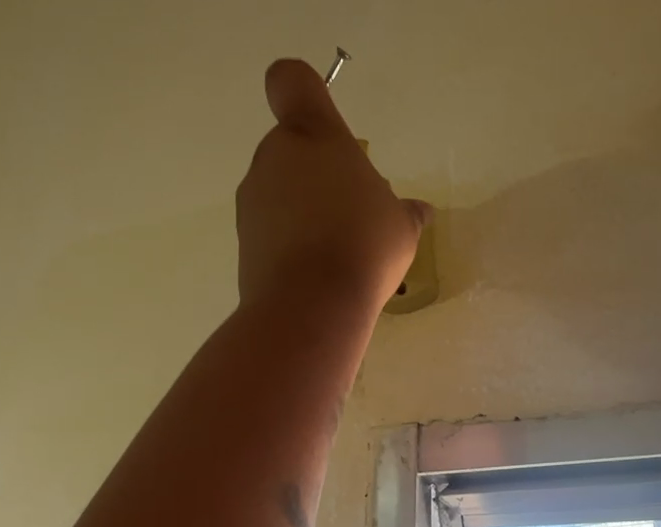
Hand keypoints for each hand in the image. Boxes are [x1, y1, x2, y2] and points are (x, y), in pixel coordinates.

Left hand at [235, 59, 430, 311]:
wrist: (309, 308)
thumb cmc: (362, 247)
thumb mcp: (400, 228)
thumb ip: (404, 212)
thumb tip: (418, 211)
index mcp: (312, 135)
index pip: (291, 83)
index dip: (303, 92)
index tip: (323, 126)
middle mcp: (273, 159)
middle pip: (292, 150)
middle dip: (317, 174)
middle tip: (351, 212)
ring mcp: (252, 202)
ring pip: (279, 194)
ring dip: (303, 212)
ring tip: (337, 252)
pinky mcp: (242, 243)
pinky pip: (271, 232)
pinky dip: (289, 245)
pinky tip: (317, 274)